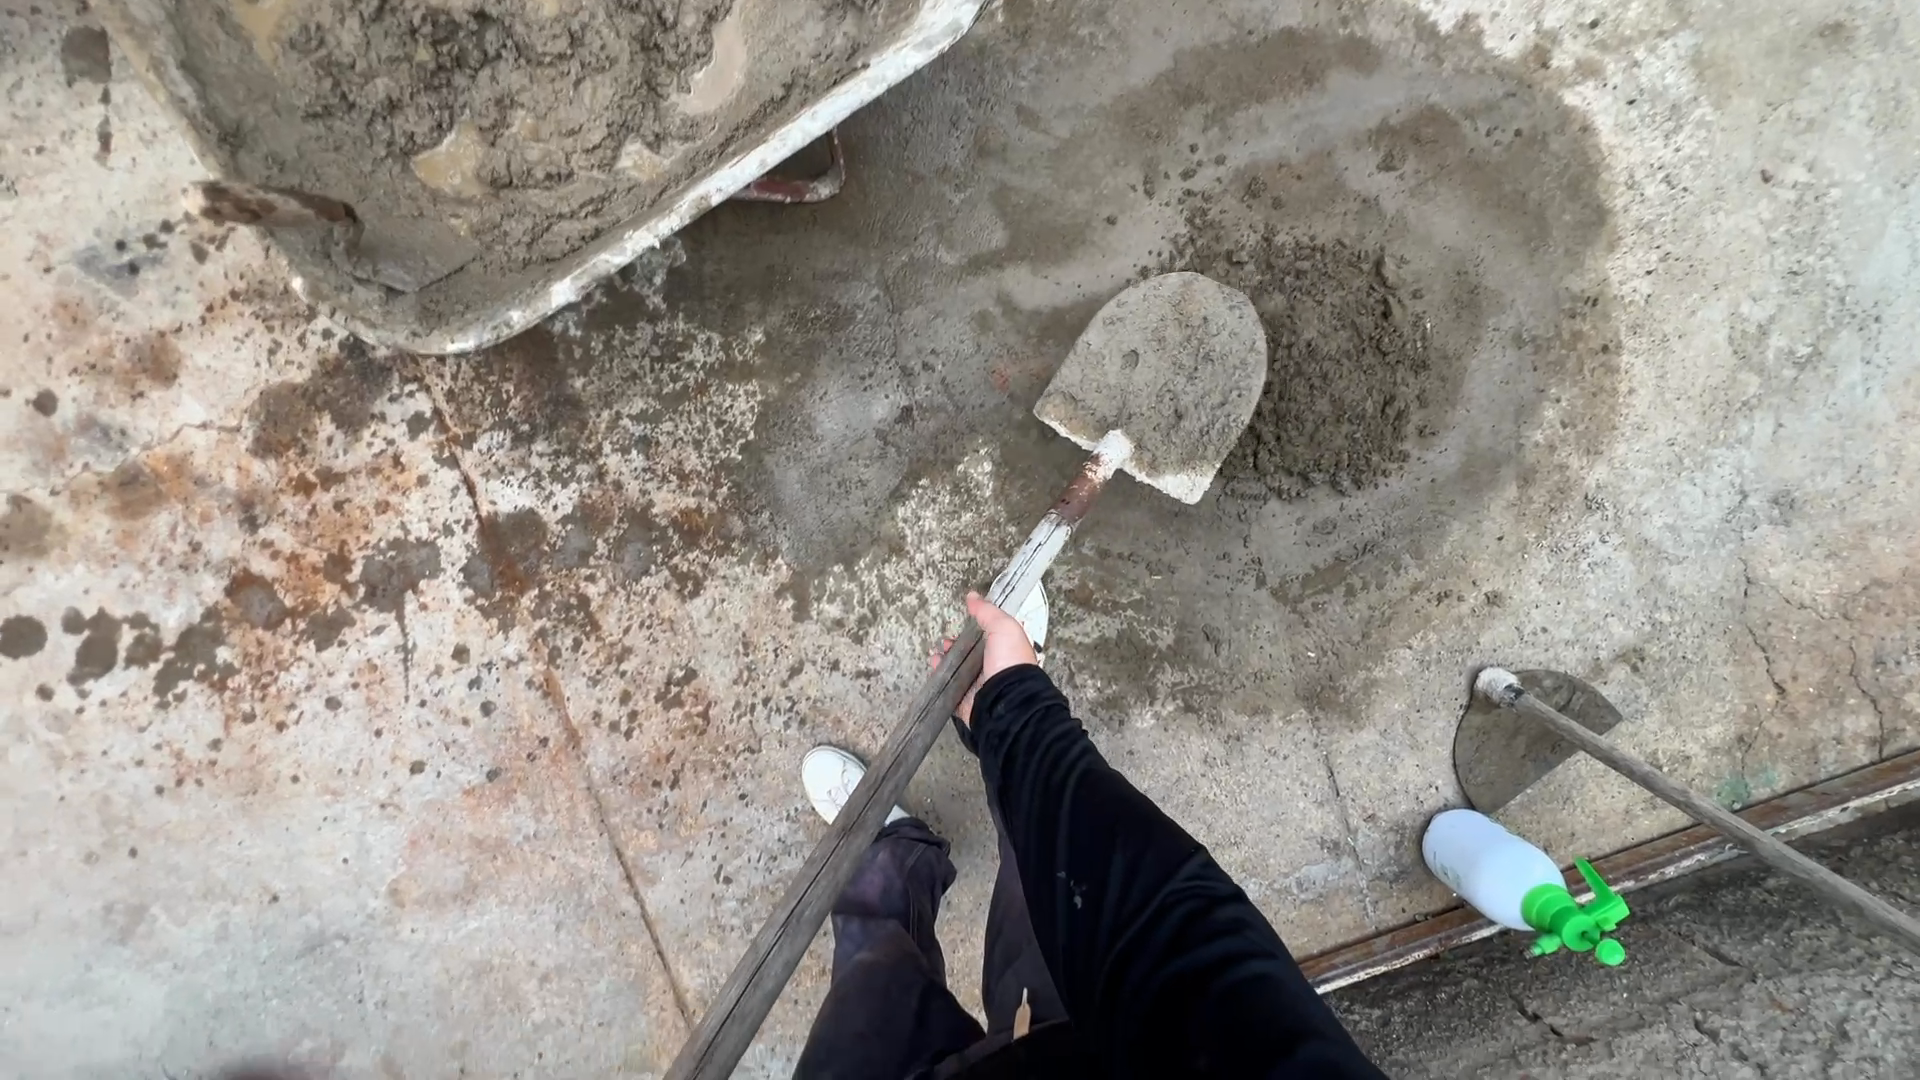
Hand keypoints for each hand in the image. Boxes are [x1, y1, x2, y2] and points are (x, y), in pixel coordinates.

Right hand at [930, 591, 1037, 726]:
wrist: (1005, 699)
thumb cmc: (1009, 660)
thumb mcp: (1003, 627)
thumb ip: (987, 612)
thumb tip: (972, 596)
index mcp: (1005, 652)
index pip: (987, 639)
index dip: (974, 631)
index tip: (962, 625)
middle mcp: (992, 669)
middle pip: (969, 655)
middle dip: (955, 646)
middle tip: (945, 642)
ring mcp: (978, 686)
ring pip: (957, 671)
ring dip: (945, 661)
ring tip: (937, 654)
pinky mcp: (965, 700)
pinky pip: (949, 687)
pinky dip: (940, 677)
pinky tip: (935, 667)